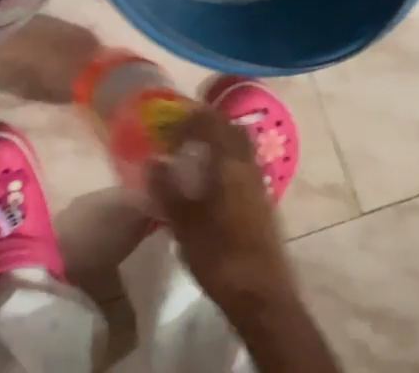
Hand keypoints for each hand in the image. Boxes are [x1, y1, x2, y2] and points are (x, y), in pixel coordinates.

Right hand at [148, 107, 295, 305]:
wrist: (262, 299)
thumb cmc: (219, 256)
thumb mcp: (182, 223)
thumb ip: (166, 188)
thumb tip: (152, 161)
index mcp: (229, 165)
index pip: (212, 123)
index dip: (189, 119)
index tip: (168, 127)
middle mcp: (249, 168)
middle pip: (232, 131)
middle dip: (208, 126)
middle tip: (183, 135)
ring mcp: (261, 188)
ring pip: (241, 151)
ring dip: (219, 146)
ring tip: (193, 160)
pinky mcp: (265, 207)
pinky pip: (245, 170)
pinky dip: (227, 166)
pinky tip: (210, 188)